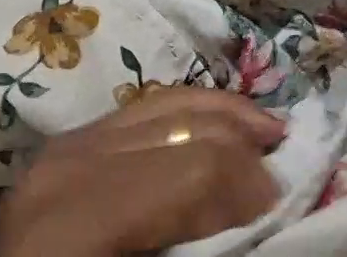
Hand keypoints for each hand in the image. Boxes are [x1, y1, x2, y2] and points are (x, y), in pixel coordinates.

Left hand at [0, 87, 285, 256]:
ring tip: (269, 137)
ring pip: (168, 102)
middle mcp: (64, 164)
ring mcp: (62, 148)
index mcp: (71, 217)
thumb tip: (262, 211)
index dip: (247, 186)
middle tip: (284, 178)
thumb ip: (194, 243)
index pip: (189, 168)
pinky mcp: (67, 145)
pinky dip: (191, 115)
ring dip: (226, 118)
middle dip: (243, 148)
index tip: (278, 213)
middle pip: (183, 124)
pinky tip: (221, 126)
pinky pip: (144, 110)